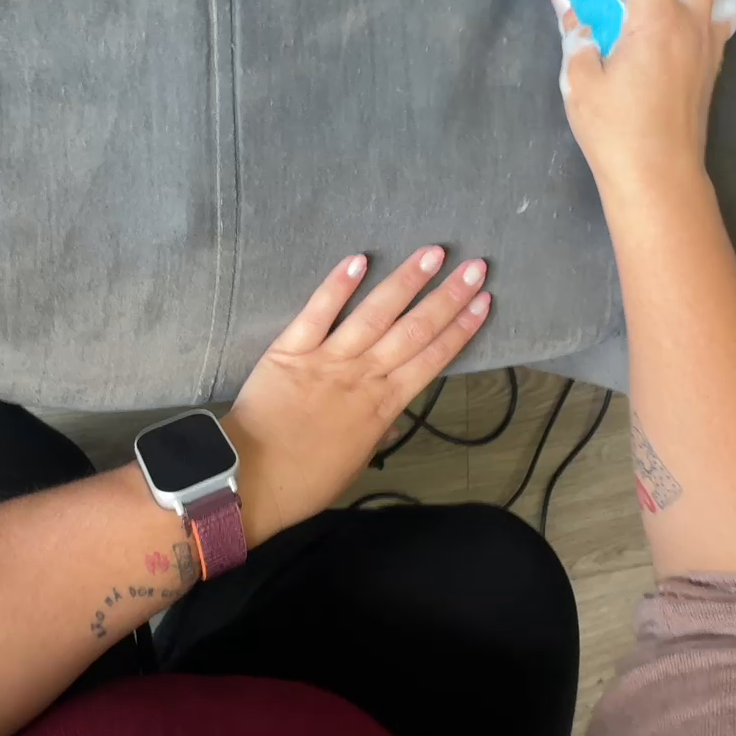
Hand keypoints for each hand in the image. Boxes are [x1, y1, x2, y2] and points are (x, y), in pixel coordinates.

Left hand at [223, 247, 490, 544]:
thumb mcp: (356, 462)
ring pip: (376, 314)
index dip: (460, 329)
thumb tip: (397, 416)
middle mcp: (364, 376)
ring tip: (433, 254)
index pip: (432, 359)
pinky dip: (338, 285)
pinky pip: (318, 312)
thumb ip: (378, 431)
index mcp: (384, 406)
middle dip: (448, 297)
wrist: (251, 480)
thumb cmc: (306, 480)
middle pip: (415, 330)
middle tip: (475, 267)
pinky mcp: (291, 349)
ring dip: (406, 282)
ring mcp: (329, 359)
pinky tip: (360, 259)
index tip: (484, 302)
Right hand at [549, 0, 735, 189]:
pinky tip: (674, 11)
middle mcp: (692, 19)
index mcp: (656, 20)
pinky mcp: (714, 57)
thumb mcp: (579, 82)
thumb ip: (575, 33)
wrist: (658, 174)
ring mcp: (709, 37)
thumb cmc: (614, 131)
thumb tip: (566, 0)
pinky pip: (722, 5)